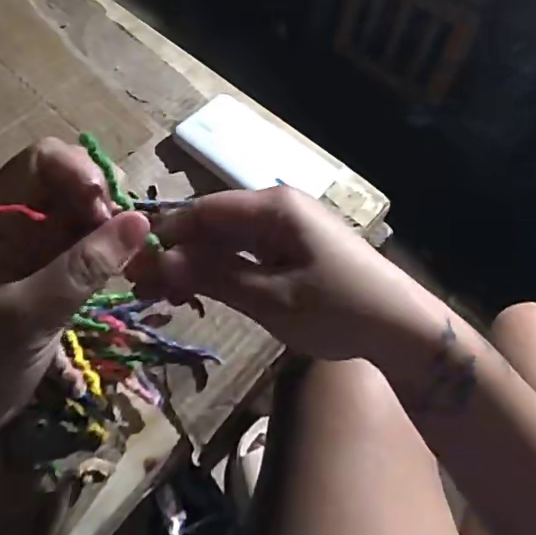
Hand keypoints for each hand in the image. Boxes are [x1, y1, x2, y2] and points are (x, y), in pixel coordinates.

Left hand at [0, 139, 151, 512]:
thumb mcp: (29, 316)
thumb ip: (85, 267)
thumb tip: (140, 220)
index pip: (42, 160)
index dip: (80, 173)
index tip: (106, 212)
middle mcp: (11, 222)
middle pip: (67, 181)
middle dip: (101, 200)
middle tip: (124, 238)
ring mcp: (29, 248)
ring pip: (81, 213)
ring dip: (110, 226)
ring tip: (130, 258)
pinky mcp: (46, 274)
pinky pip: (84, 244)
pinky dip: (107, 251)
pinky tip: (123, 270)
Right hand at [125, 187, 441, 363]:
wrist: (403, 328)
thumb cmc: (338, 309)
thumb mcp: (270, 298)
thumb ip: (215, 276)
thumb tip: (160, 263)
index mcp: (274, 206)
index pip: (205, 210)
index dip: (167, 235)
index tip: (133, 265)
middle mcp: (278, 206)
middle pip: (215, 223)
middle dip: (180, 253)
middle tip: (146, 290)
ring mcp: (288, 227)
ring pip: (229, 239)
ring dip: (199, 264)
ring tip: (167, 296)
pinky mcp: (295, 248)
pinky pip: (248, 251)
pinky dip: (224, 270)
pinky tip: (204, 292)